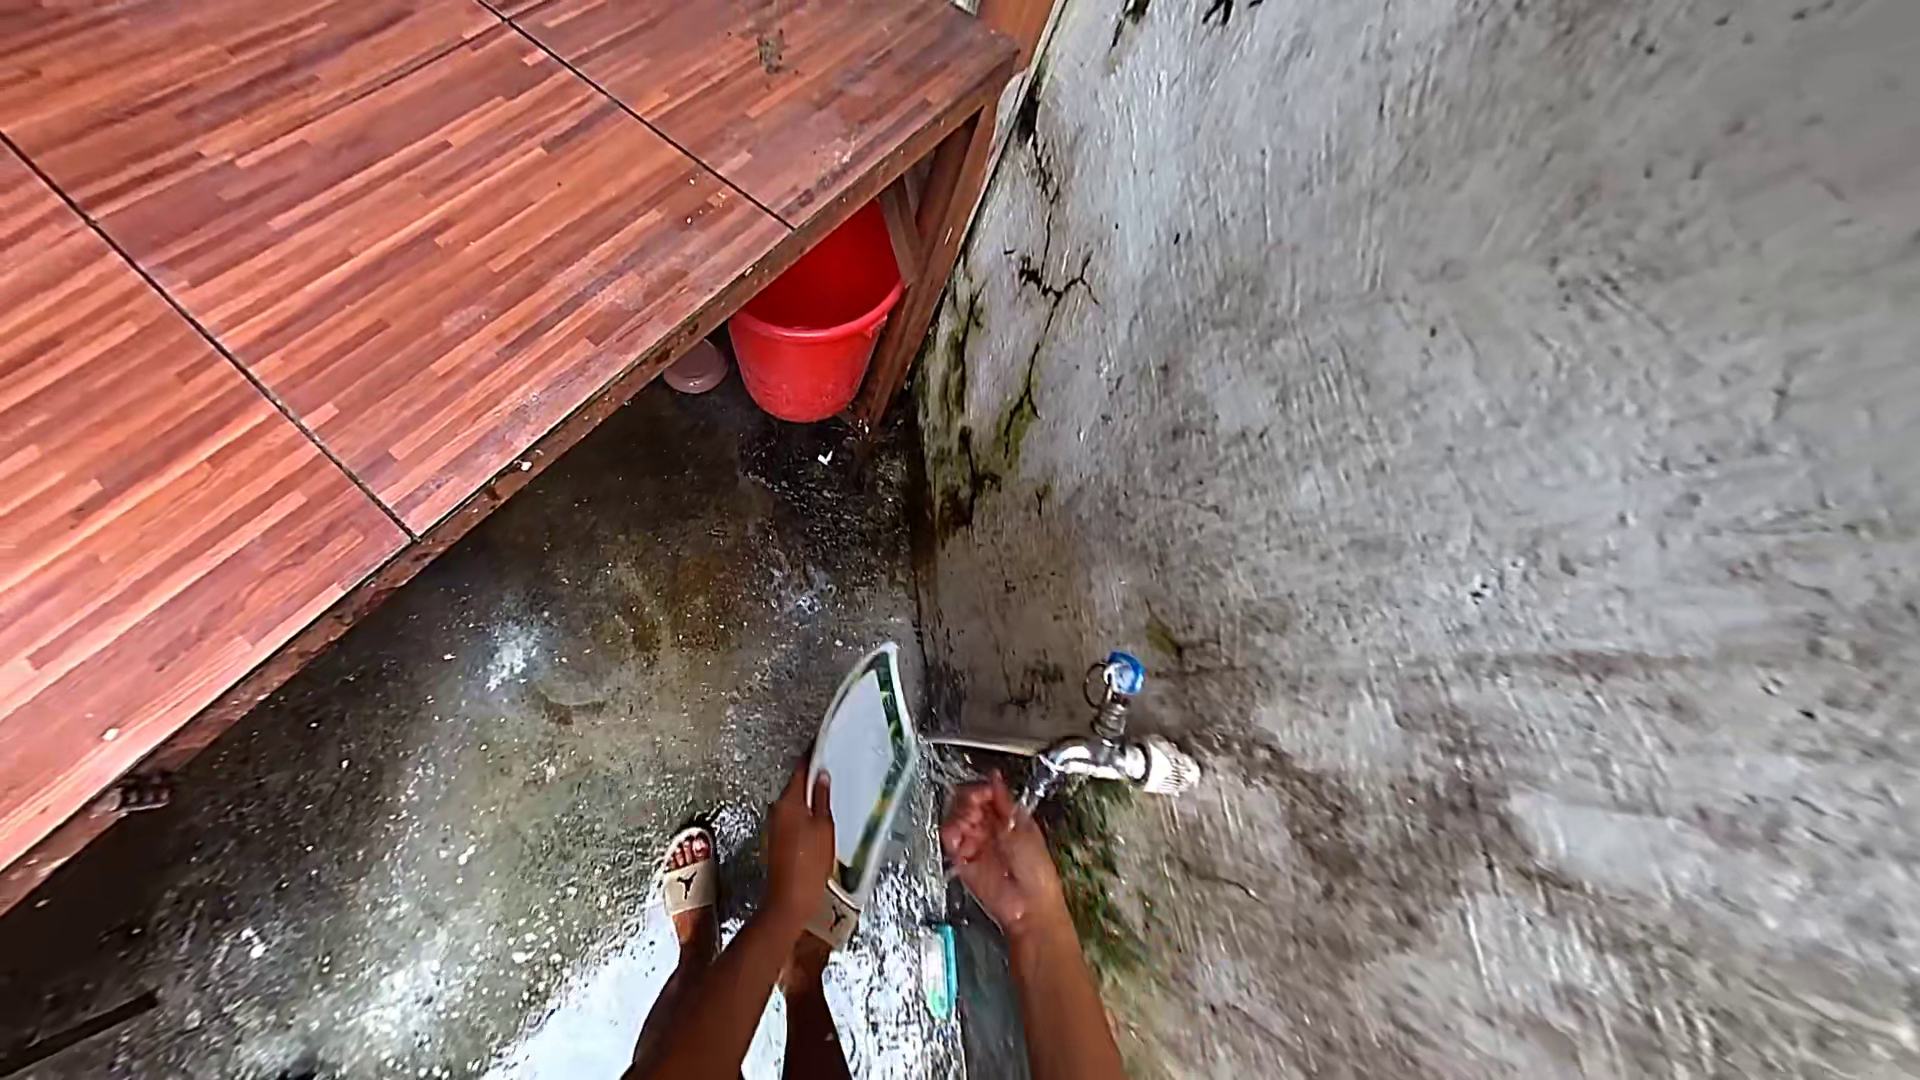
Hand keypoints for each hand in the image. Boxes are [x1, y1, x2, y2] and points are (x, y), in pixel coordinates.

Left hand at [766, 760, 835, 924]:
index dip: (813, 754)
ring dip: (812, 792)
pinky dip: (808, 807)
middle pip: (798, 783)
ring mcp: (776, 823)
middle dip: (814, 774)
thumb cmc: (809, 864)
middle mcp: (778, 808)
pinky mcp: (779, 836)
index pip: (801, 768)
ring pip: (797, 798)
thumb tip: (823, 776)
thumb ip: (823, 799)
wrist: (788, 902)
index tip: (824, 741)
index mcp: (789, 801)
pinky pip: (794, 812)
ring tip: (833, 787)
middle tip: (835, 764)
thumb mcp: (825, 827)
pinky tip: (823, 812)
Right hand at [940, 772, 1068, 940]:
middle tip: (977, 801)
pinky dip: (951, 829)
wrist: (1030, 905)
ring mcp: (974, 842)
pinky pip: (949, 837)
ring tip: (972, 818)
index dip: (982, 787)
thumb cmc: (1036, 869)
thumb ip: (1004, 800)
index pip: (985, 792)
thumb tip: (994, 776)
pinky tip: (962, 830)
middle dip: (970, 797)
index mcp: (1005, 817)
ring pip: (955, 815)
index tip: (985, 788)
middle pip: (967, 801)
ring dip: (961, 811)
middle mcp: (987, 828)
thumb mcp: (1023, 826)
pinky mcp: (962, 859)